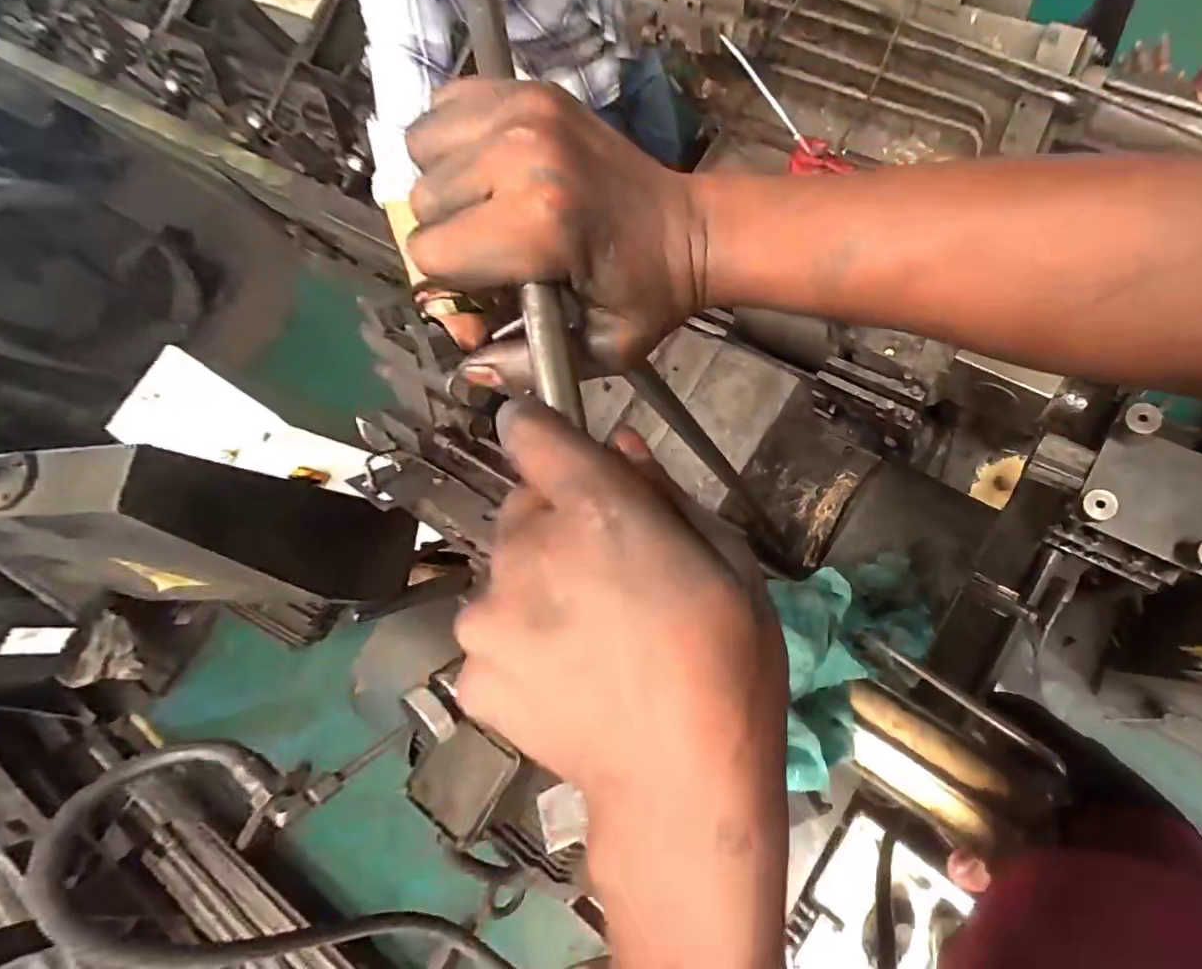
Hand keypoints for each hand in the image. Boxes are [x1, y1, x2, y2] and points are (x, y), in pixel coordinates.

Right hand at [404, 80, 709, 373]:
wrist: (694, 231)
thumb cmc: (653, 292)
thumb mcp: (607, 346)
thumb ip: (531, 365)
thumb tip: (468, 369)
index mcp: (542, 224)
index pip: (433, 256)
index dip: (459, 285)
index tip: (497, 290)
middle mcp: (524, 157)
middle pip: (422, 205)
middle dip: (455, 239)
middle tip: (504, 254)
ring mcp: (526, 115)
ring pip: (421, 153)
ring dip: (449, 189)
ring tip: (501, 212)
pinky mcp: (530, 90)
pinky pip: (445, 111)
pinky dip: (457, 144)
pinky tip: (499, 174)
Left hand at [454, 400, 788, 967]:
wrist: (684, 774)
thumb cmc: (730, 652)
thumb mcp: (728, 556)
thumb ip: (665, 492)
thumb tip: (622, 448)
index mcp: (597, 512)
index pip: (534, 434)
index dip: (543, 427)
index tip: (562, 442)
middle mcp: (525, 553)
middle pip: (525, 504)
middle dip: (563, 519)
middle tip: (620, 569)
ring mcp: (487, 618)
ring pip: (507, 569)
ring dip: (543, 579)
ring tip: (600, 630)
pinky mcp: (470, 674)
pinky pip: (496, 628)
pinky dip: (528, 634)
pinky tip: (576, 672)